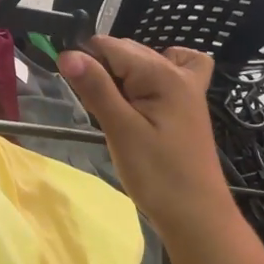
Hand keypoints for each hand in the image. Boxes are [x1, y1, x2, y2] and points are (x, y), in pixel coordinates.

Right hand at [59, 38, 237, 243]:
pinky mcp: (185, 105)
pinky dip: (147, 78)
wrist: (197, 216)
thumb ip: (95, 88)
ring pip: (141, 63)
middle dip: (102, 71)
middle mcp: (178, 72)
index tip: (80, 94)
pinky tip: (139, 97)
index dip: (86, 63)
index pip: (110, 46)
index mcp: (163, 74)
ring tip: (115, 112)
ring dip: (120, 79)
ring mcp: (187, 88)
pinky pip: (165, 74)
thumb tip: (67, 54)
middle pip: (125, 52)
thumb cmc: (158, 175)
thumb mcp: (121, 130)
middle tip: (99, 112)